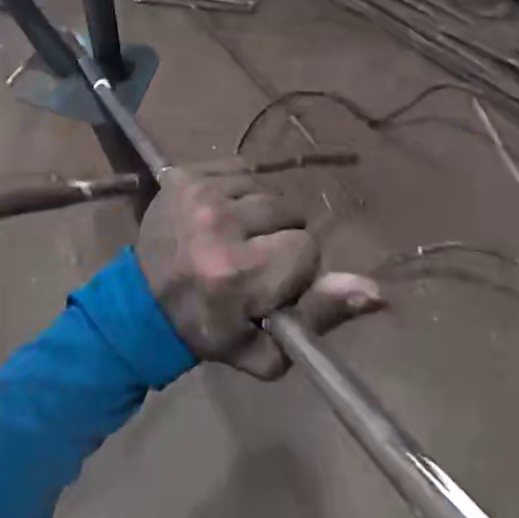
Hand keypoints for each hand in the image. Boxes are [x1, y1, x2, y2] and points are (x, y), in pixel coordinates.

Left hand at [137, 162, 383, 378]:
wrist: (143, 303)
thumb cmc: (210, 330)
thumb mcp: (269, 349)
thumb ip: (321, 315)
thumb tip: (375, 289)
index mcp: (239, 269)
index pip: (307, 247)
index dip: (297, 267)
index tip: (272, 282)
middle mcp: (218, 222)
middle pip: (287, 211)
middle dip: (279, 236)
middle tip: (251, 259)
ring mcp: (196, 192)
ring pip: (263, 188)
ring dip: (257, 212)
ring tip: (233, 237)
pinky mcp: (181, 175)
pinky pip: (236, 168)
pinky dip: (237, 190)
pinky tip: (220, 214)